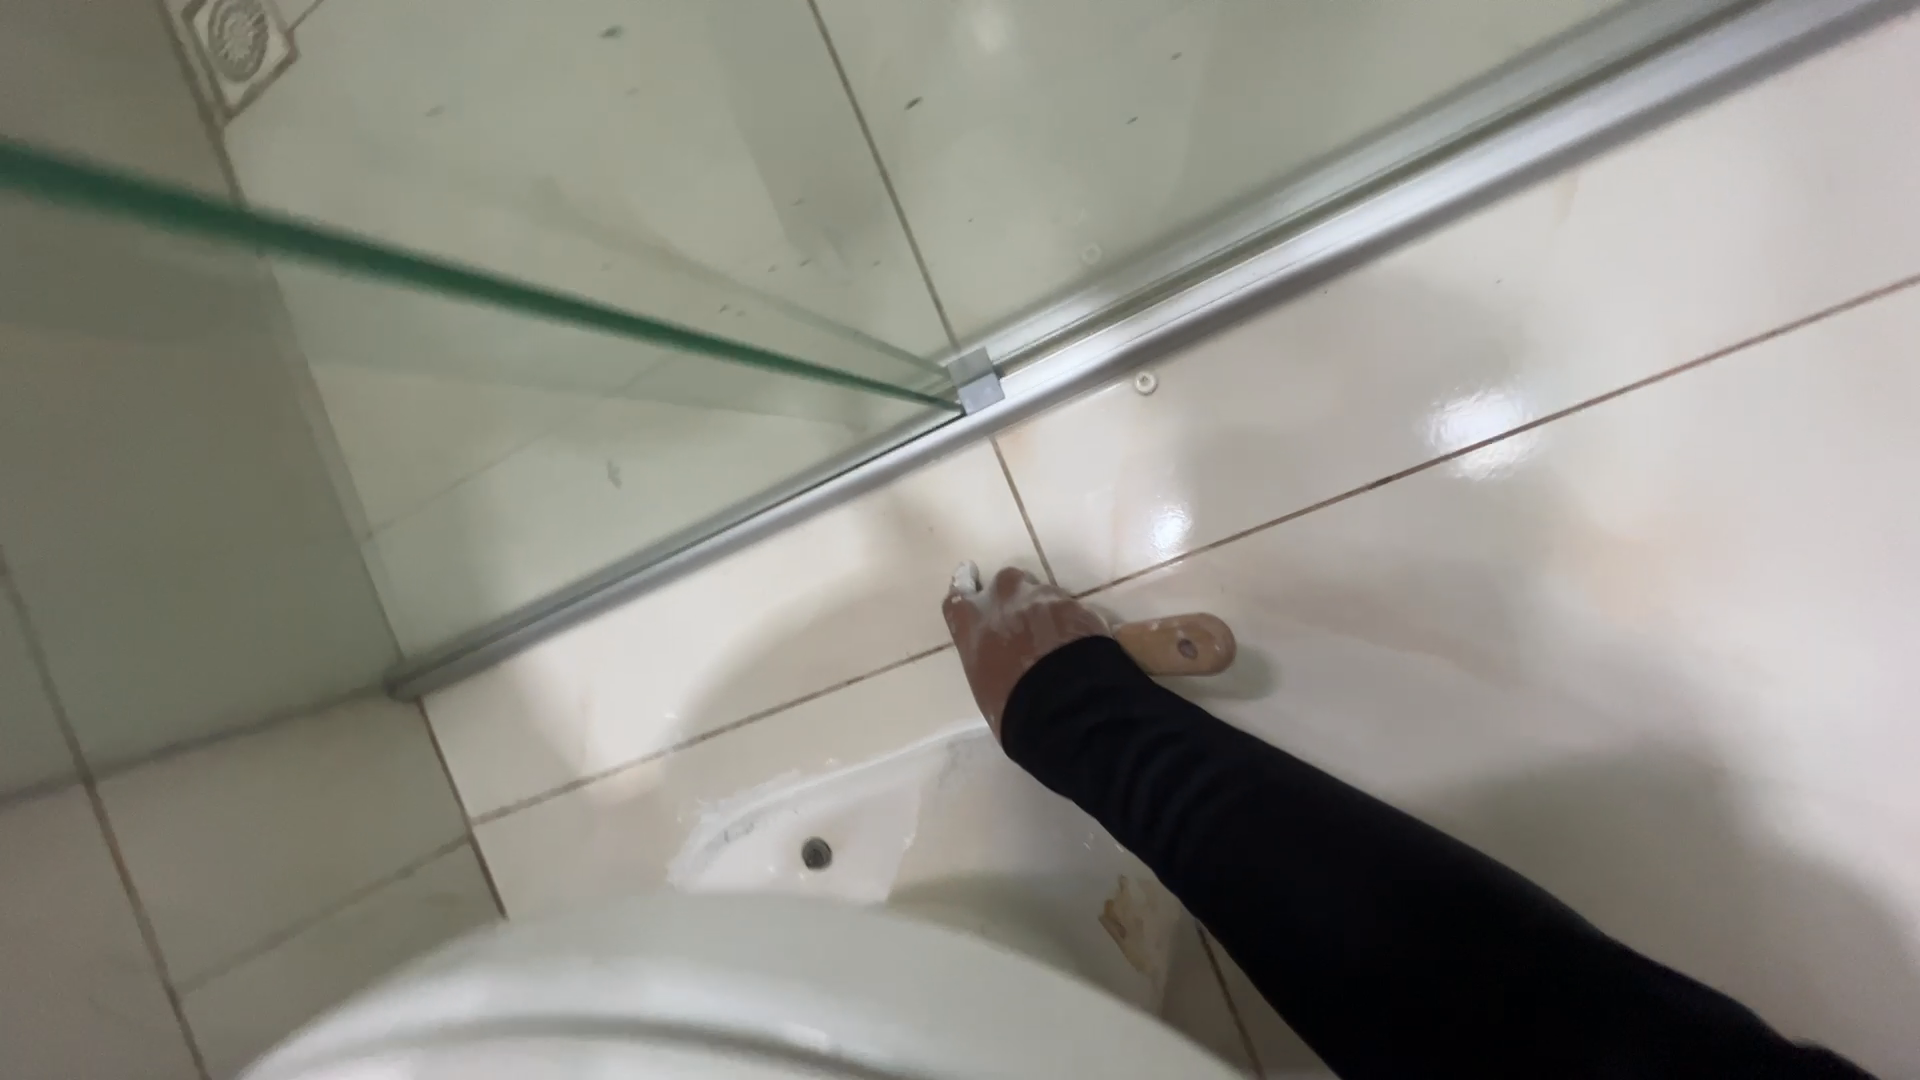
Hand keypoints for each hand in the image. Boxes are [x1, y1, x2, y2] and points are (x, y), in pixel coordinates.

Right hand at [943, 565, 1108, 737]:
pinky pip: (1073, 611)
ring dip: (1045, 611)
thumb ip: (987, 656)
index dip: (965, 588)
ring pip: (1042, 593)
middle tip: (1022, 621)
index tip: (970, 583)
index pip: (958, 596)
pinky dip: (1073, 624)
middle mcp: (1003, 597)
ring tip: (1057, 641)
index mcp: (971, 619)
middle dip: (1012, 596)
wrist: (1062, 705)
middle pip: (1005, 582)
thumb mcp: (983, 682)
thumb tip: (1001, 659)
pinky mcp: (1077, 606)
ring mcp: (1043, 597)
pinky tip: (1080, 647)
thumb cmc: (1009, 706)